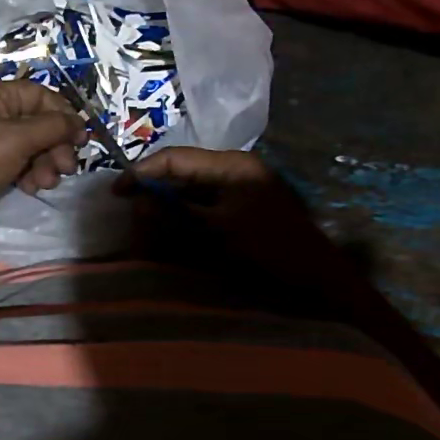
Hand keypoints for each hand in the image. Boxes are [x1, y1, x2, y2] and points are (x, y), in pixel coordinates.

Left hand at [0, 81, 87, 227]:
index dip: (62, 114)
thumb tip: (80, 123)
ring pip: (35, 145)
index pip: (39, 95)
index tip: (81, 137)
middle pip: (40, 122)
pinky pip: (24, 162)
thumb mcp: (19, 138)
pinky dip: (32, 174)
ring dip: (47, 163)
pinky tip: (31, 188)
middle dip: (56, 145)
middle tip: (67, 167)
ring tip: (46, 182)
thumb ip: (54, 126)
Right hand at [116, 147, 326, 268]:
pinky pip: (201, 203)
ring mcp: (239, 188)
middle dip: (152, 187)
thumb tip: (136, 204)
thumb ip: (175, 215)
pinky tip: (168, 229)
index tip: (117, 192)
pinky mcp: (240, 207)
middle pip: (181, 170)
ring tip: (142, 221)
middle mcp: (234, 169)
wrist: (322, 281)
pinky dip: (182, 214)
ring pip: (188, 187)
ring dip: (165, 203)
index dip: (142, 172)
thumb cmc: (271, 250)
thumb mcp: (218, 231)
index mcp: (232, 165)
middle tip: (126, 207)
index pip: (175, 158)